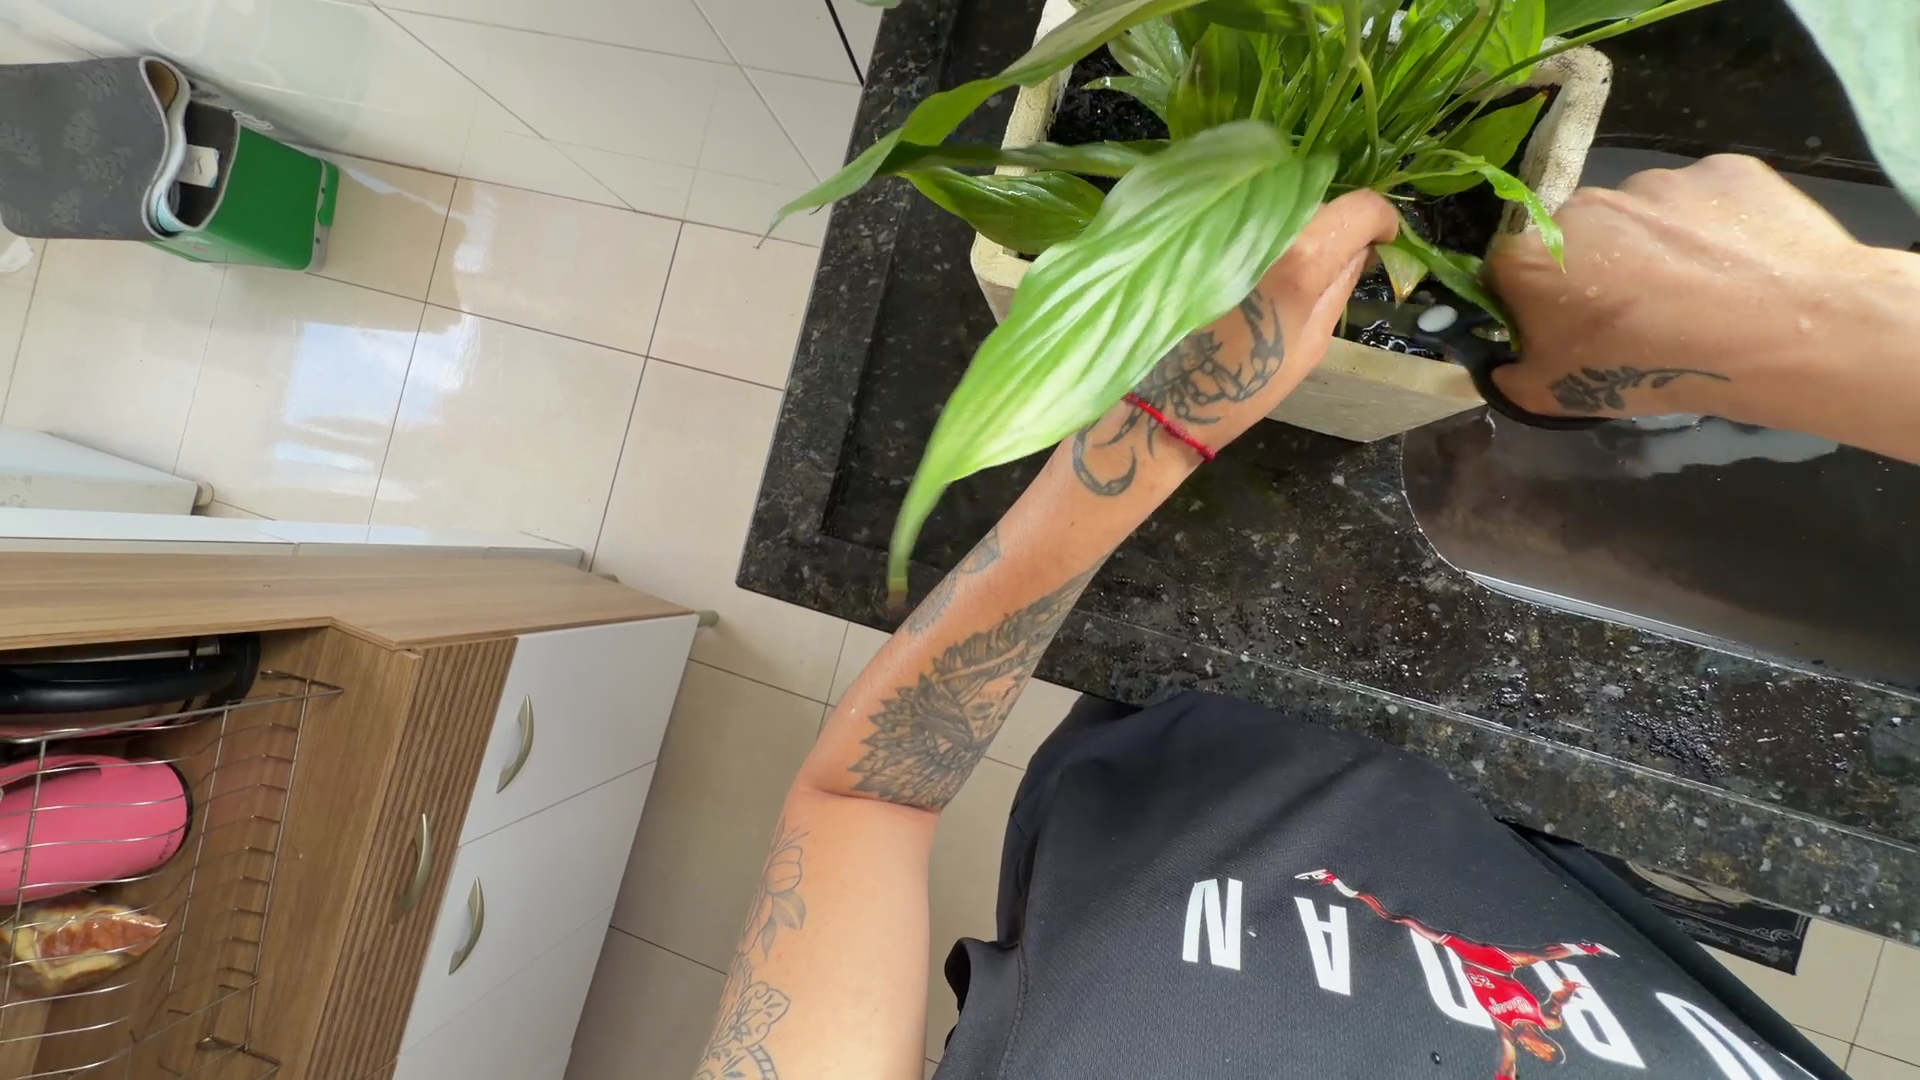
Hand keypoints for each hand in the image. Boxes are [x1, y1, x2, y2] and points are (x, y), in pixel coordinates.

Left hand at [1069, 190, 1397, 495]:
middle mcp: (1258, 230)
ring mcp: (1217, 229)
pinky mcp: (1185, 238)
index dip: (1379, 219)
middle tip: (1326, 259)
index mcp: (1299, 260)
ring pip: (1270, 202)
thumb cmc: (1241, 388)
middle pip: (1313, 199)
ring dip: (1286, 225)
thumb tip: (1360, 249)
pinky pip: (1229, 216)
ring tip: (1278, 266)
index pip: (1357, 208)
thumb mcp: (1309, 345)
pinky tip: (1244, 264)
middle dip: (1328, 224)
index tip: (1380, 238)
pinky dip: (1247, 231)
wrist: (1164, 405)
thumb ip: (1338, 285)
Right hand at [1486, 154, 1919, 425]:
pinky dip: (1698, 226)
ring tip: (1680, 287)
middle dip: (1579, 268)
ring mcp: (1653, 182)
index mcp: (1523, 257)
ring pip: (1630, 216)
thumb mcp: (1545, 393)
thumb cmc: (1642, 364)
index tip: (1546, 324)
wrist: (1782, 331)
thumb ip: (1505, 374)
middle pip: (1564, 238)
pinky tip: (1721, 263)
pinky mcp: (1723, 170)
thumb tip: (1502, 362)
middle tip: (1617, 310)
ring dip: (1640, 245)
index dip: (1518, 300)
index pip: (1499, 271)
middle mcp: (1578, 206)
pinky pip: (1692, 200)